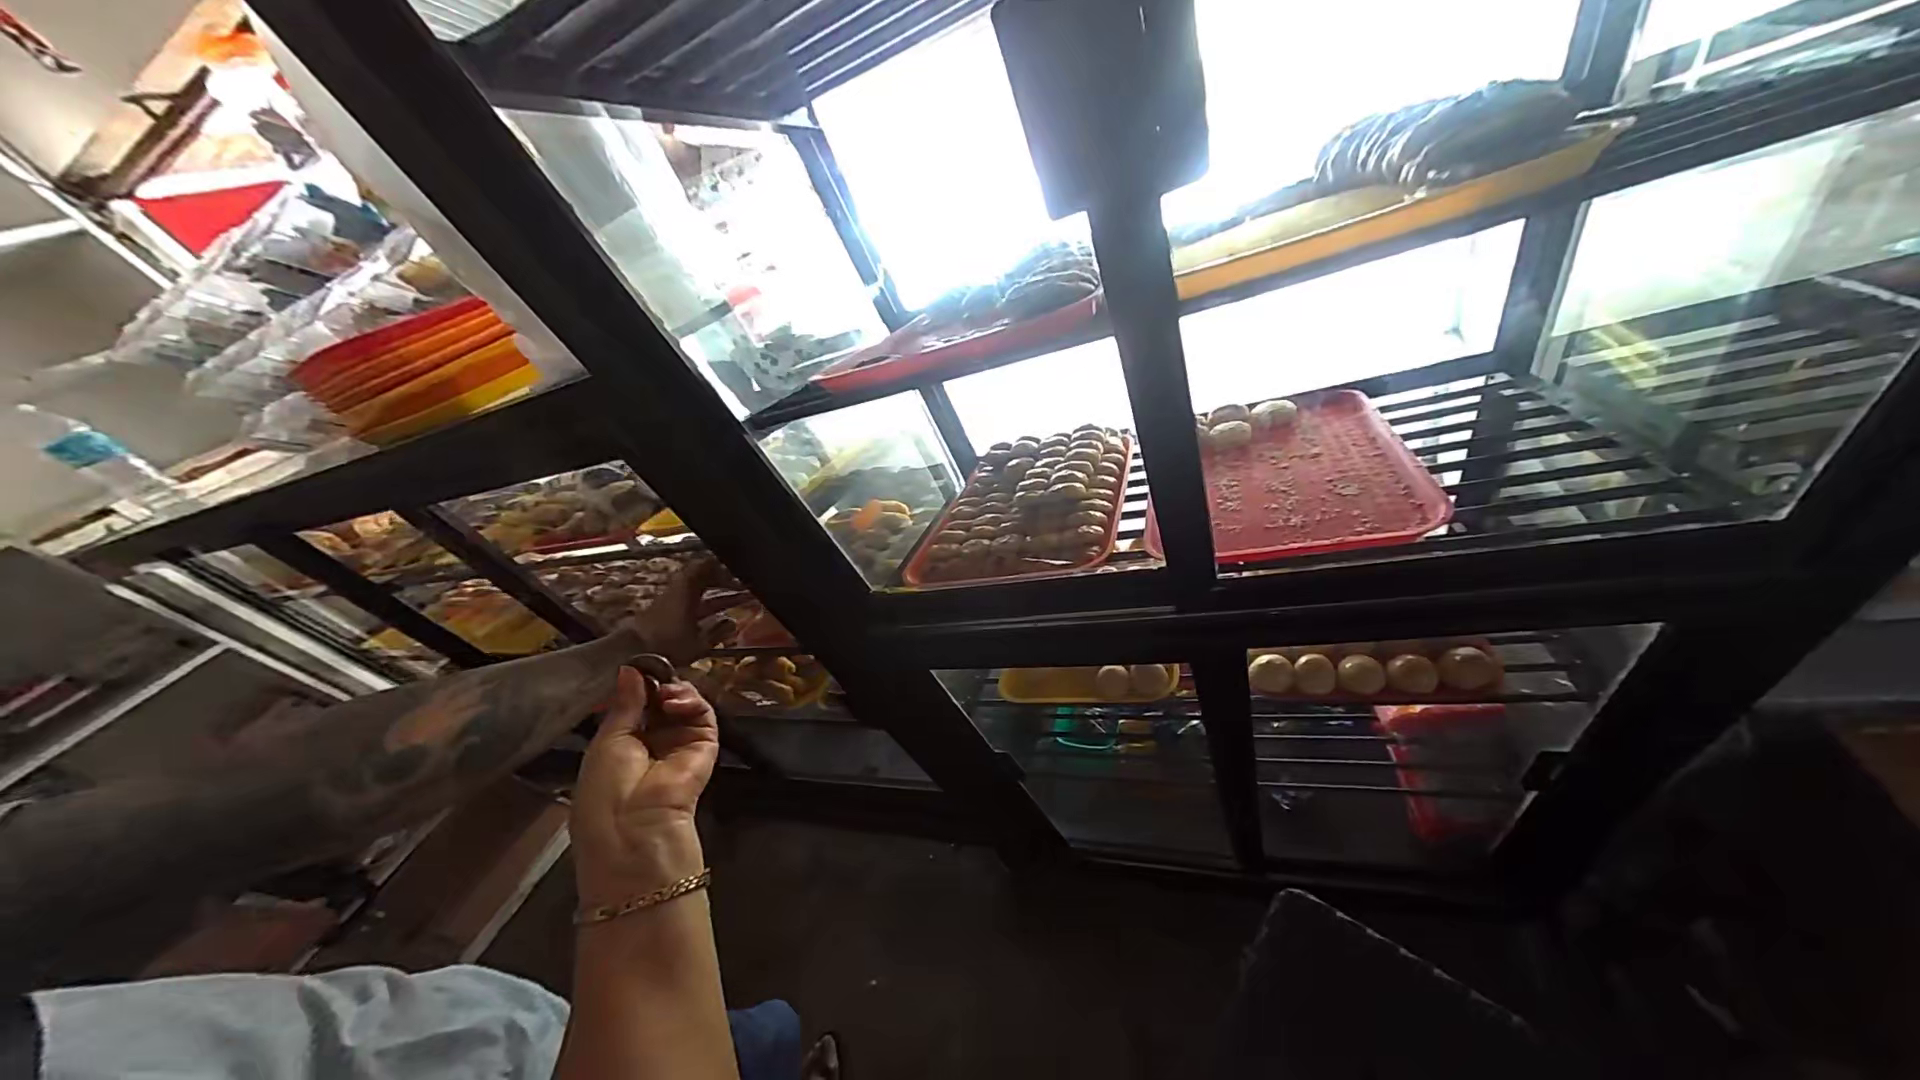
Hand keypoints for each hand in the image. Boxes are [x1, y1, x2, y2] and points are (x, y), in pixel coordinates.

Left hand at [571, 667, 718, 908]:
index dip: (635, 687)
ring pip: (684, 704)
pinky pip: (702, 714)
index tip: (634, 668)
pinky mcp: (705, 744)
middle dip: (656, 685)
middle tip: (652, 676)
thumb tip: (630, 669)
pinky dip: (691, 701)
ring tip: (665, 694)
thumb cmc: (607, 792)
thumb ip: (624, 704)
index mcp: (623, 745)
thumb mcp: (607, 742)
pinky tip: (676, 700)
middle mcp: (654, 742)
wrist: (637, 830)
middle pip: (661, 701)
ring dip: (674, 692)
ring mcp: (681, 743)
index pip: (636, 706)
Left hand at [625, 555, 749, 665]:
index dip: (719, 566)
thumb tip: (732, 622)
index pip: (703, 567)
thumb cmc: (668, 646)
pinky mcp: (658, 616)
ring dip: (710, 593)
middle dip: (718, 579)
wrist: (631, 657)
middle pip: (698, 577)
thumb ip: (718, 632)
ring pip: (692, 591)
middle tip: (737, 584)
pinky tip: (710, 617)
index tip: (734, 569)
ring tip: (730, 599)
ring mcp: (665, 604)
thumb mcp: (700, 643)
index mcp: (685, 591)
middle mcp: (674, 593)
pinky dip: (700, 605)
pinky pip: (685, 603)